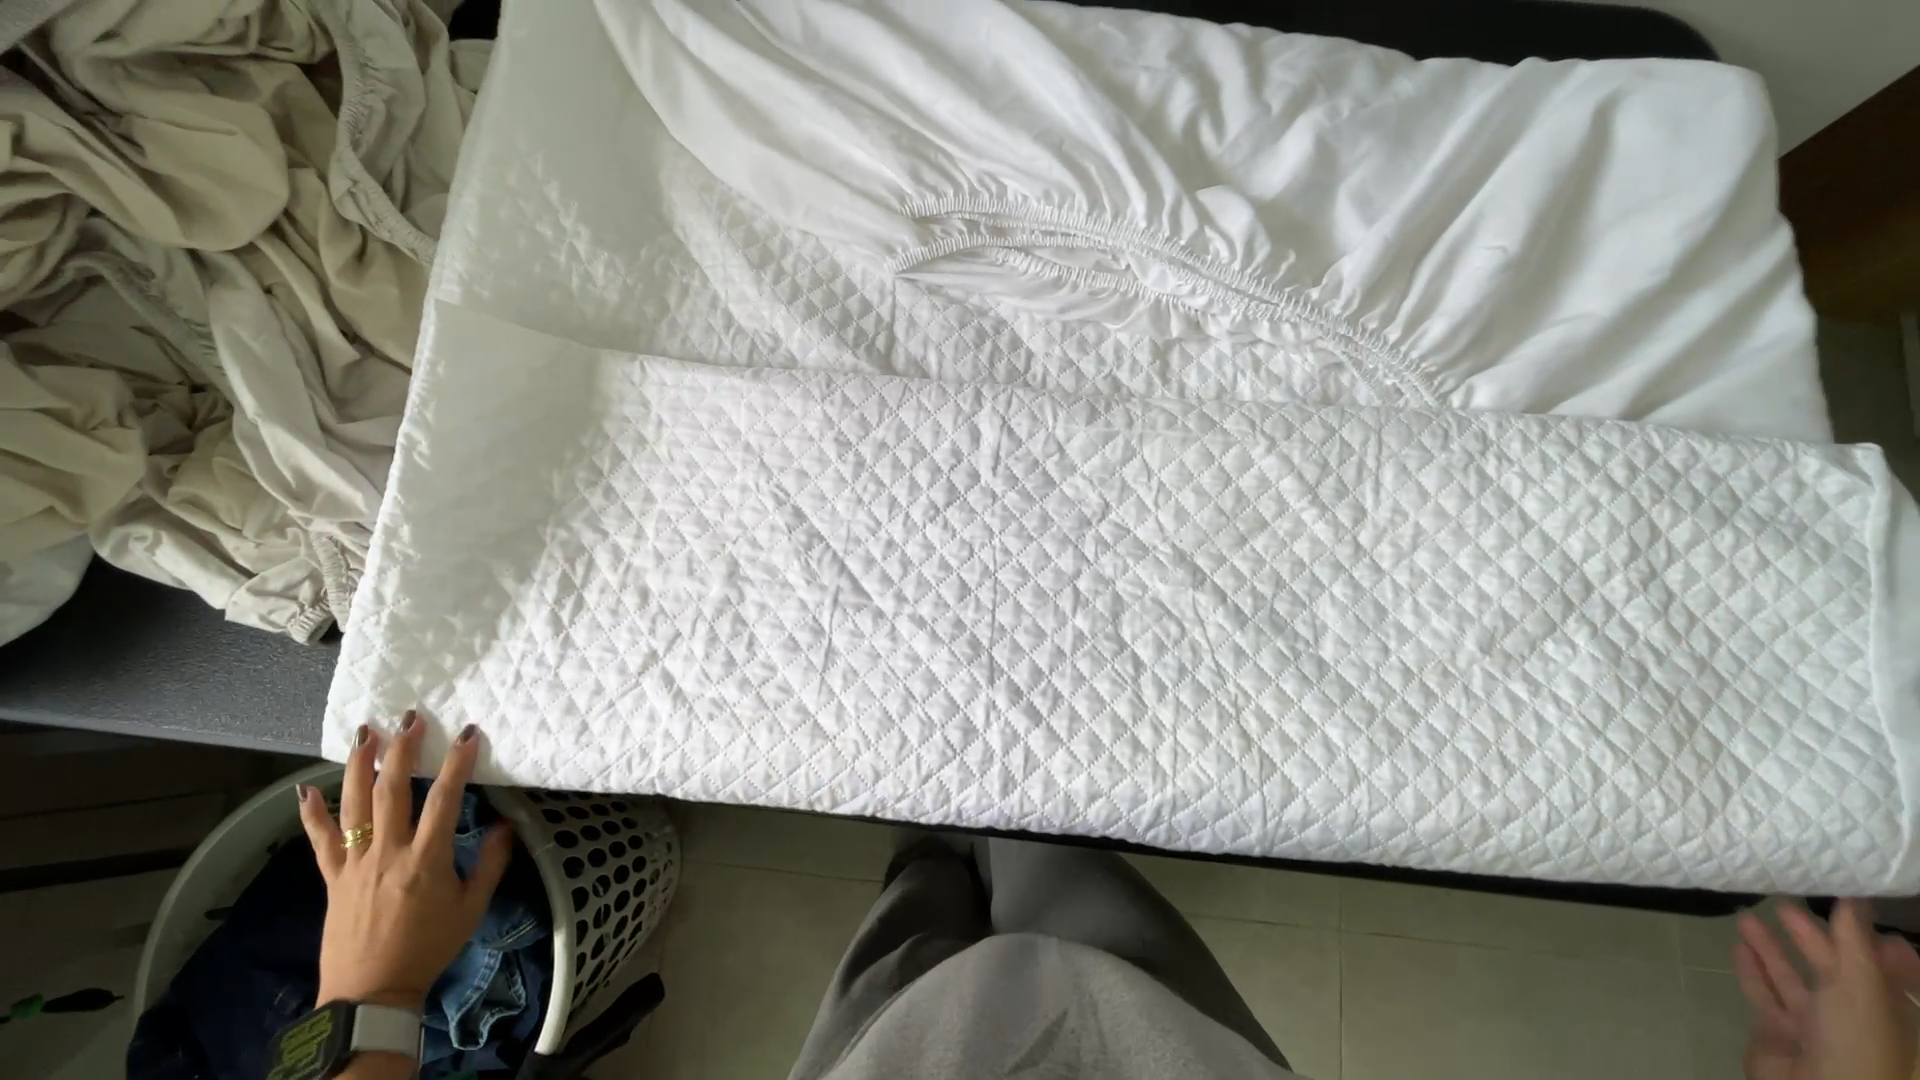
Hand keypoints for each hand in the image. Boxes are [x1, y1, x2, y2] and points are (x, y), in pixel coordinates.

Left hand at [297, 711, 513, 1011]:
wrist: (372, 992)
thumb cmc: (430, 947)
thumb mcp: (474, 906)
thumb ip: (492, 862)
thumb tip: (508, 823)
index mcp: (427, 858)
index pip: (445, 798)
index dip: (458, 763)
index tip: (468, 734)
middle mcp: (388, 853)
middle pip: (392, 790)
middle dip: (401, 750)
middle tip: (409, 719)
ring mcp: (355, 864)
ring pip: (354, 805)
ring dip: (358, 766)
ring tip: (365, 733)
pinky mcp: (332, 879)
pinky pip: (319, 841)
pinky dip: (312, 813)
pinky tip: (307, 788)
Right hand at [1734, 899, 1919, 1079]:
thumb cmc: (1855, 1040)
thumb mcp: (1861, 988)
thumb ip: (1854, 943)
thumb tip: (1854, 896)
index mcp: (1887, 1009)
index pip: (1881, 967)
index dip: (1865, 938)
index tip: (1842, 904)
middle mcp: (1853, 1016)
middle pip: (1831, 970)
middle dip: (1810, 937)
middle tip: (1784, 902)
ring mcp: (1814, 1025)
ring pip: (1791, 979)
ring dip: (1771, 948)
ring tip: (1747, 916)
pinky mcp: (1777, 1030)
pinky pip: (1764, 994)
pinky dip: (1751, 970)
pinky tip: (1736, 947)